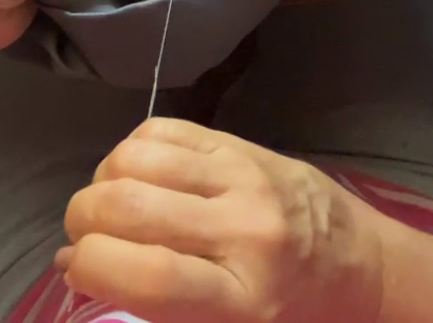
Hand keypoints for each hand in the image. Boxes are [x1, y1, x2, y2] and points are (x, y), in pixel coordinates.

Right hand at [57, 119, 388, 322]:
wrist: (358, 259)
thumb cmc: (289, 313)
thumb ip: (156, 304)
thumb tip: (74, 263)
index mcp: (242, 301)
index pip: (150, 278)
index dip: (93, 268)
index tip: (75, 267)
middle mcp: (241, 231)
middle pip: (131, 208)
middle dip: (82, 218)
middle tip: (82, 233)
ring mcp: (238, 175)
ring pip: (136, 159)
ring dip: (101, 179)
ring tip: (107, 201)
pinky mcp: (234, 140)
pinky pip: (159, 129)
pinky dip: (129, 150)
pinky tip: (133, 172)